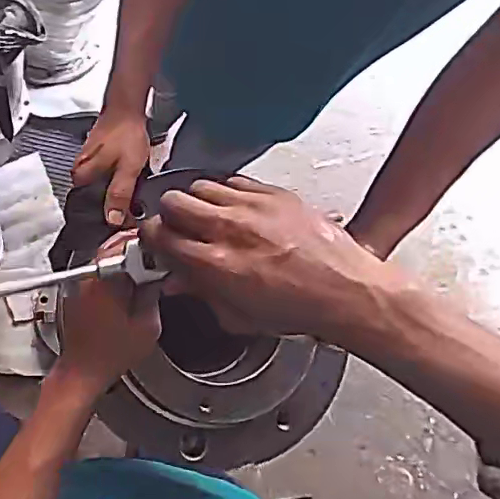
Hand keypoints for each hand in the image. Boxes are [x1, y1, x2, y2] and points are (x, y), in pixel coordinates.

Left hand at [54, 234, 161, 400]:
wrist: (82, 371)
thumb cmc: (110, 354)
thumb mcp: (148, 326)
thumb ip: (153, 294)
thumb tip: (158, 276)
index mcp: (108, 279)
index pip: (129, 243)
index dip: (148, 246)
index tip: (159, 256)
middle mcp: (90, 276)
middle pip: (114, 245)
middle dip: (136, 251)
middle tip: (153, 264)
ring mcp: (81, 283)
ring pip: (105, 257)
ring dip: (124, 261)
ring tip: (141, 278)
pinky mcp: (78, 292)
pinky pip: (98, 272)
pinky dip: (113, 274)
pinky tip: (125, 291)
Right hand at [72, 110, 149, 226]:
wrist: (126, 109)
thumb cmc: (126, 134)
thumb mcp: (128, 168)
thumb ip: (120, 194)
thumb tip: (112, 219)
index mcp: (81, 177)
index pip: (90, 209)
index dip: (109, 217)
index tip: (125, 220)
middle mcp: (78, 172)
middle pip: (94, 201)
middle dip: (112, 207)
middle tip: (132, 209)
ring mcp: (85, 165)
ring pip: (99, 190)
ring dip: (114, 195)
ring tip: (131, 196)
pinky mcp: (94, 159)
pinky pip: (102, 179)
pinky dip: (113, 183)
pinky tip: (125, 181)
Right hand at [142, 177, 404, 340]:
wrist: (349, 291)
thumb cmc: (302, 308)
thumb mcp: (240, 316)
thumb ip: (201, 295)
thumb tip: (178, 281)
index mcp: (217, 264)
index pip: (160, 236)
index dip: (150, 239)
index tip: (155, 243)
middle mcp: (231, 229)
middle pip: (173, 201)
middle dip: (168, 216)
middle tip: (177, 228)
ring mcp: (254, 207)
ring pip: (200, 186)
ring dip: (197, 202)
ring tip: (207, 219)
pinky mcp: (274, 194)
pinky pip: (234, 181)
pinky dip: (226, 194)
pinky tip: (234, 210)